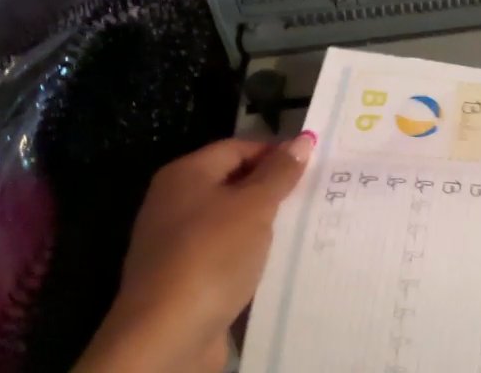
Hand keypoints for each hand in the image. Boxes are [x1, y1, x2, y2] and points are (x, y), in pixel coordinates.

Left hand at [75, 134, 314, 372]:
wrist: (165, 340)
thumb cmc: (210, 256)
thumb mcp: (254, 206)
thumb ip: (279, 172)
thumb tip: (302, 140)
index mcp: (185, 175)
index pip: (238, 148)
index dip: (276, 152)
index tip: (314, 163)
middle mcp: (175, 204)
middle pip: (234, 184)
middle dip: (273, 190)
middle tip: (316, 193)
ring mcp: (177, 245)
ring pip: (232, 223)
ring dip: (265, 227)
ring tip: (306, 226)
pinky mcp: (184, 281)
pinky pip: (226, 256)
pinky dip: (251, 257)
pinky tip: (280, 263)